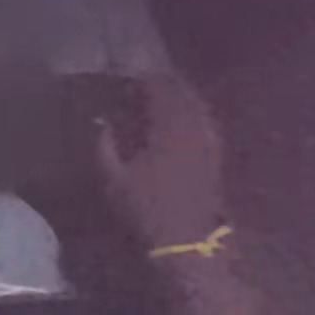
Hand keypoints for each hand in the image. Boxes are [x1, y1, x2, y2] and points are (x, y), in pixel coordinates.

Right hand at [96, 74, 226, 246]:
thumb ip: (103, 144)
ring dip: (182, 96)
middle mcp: (194, 132)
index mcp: (168, 132)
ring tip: (164, 89)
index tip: (129, 72)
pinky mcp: (214, 158)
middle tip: (147, 75)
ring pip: (198, 109)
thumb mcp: (112, 177)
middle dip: (166, 83)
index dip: (145, 80)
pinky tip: (183, 115)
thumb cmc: (143, 208)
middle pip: (184, 96)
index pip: (160, 94)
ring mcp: (208, 145)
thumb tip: (100, 119)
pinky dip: (192, 112)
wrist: (185, 241)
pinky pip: (205, 123)